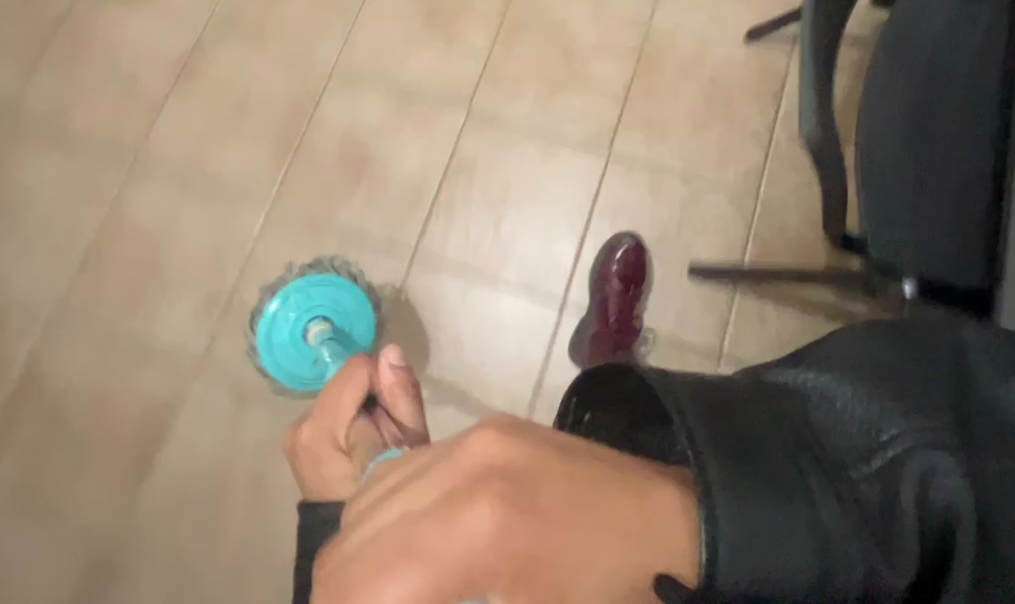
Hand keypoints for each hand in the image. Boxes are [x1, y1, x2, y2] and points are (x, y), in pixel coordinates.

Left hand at [284, 345, 428, 501]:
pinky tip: (360, 442)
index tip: (395, 416)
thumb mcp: (409, 444)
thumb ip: (400, 394)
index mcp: (319, 428)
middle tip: (387, 431)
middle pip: (349, 380)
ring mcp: (294, 433)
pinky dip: (352, 416)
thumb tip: (390, 350)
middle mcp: (299, 425)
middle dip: (374, 395)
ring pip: (342, 392)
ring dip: (364, 405)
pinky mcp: (298, 438)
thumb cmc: (387, 493)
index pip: (359, 368)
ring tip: (375, 440)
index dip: (385, 384)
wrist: (355, 535)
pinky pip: (334, 407)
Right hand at [311, 415, 700, 603]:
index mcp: (475, 529)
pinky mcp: (486, 427)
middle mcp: (463, 466)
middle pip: (350, 539)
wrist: (668, 519)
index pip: (356, 582)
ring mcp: (475, 437)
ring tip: (395, 588)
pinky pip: (407, 472)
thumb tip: (390, 600)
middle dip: (346, 594)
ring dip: (366, 553)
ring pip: (370, 499)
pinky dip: (394, 515)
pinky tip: (421, 546)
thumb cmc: (605, 592)